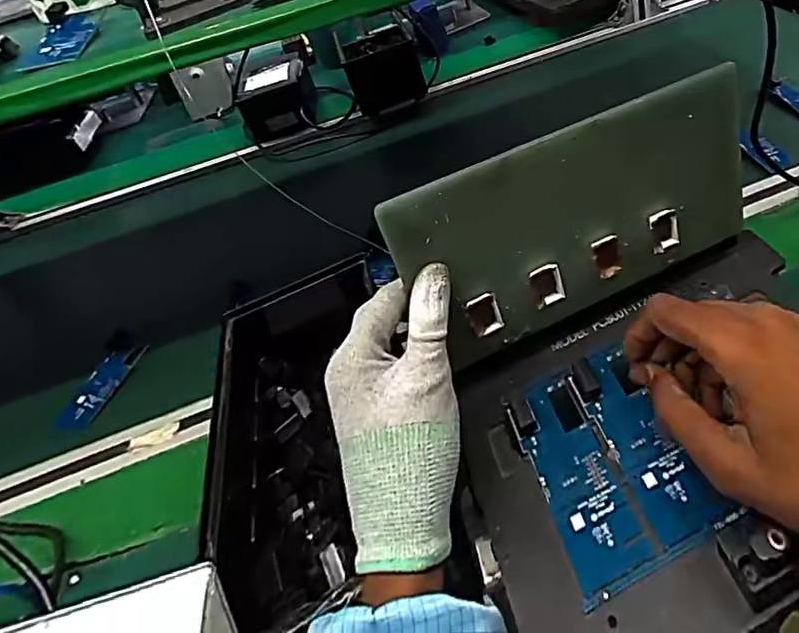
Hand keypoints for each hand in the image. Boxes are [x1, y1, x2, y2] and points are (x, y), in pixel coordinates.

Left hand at [325, 265, 458, 578]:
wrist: (404, 520)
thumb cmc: (408, 457)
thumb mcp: (428, 373)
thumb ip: (429, 320)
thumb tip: (432, 278)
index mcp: (350, 358)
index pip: (383, 297)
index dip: (416, 284)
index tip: (444, 278)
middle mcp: (347, 373)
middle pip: (384, 320)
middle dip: (417, 310)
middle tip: (451, 307)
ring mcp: (358, 394)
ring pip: (390, 344)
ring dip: (417, 336)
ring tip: (447, 338)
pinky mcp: (373, 411)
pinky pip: (394, 368)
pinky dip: (415, 360)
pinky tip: (436, 369)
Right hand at [625, 296, 798, 627]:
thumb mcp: (731, 463)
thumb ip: (676, 416)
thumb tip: (655, 387)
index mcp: (742, 344)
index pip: (666, 310)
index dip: (639, 334)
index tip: (635, 364)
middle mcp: (767, 322)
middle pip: (692, 313)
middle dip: (670, 350)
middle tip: (667, 395)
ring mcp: (792, 328)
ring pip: (722, 322)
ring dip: (700, 356)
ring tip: (706, 409)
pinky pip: (752, 332)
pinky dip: (730, 356)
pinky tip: (740, 402)